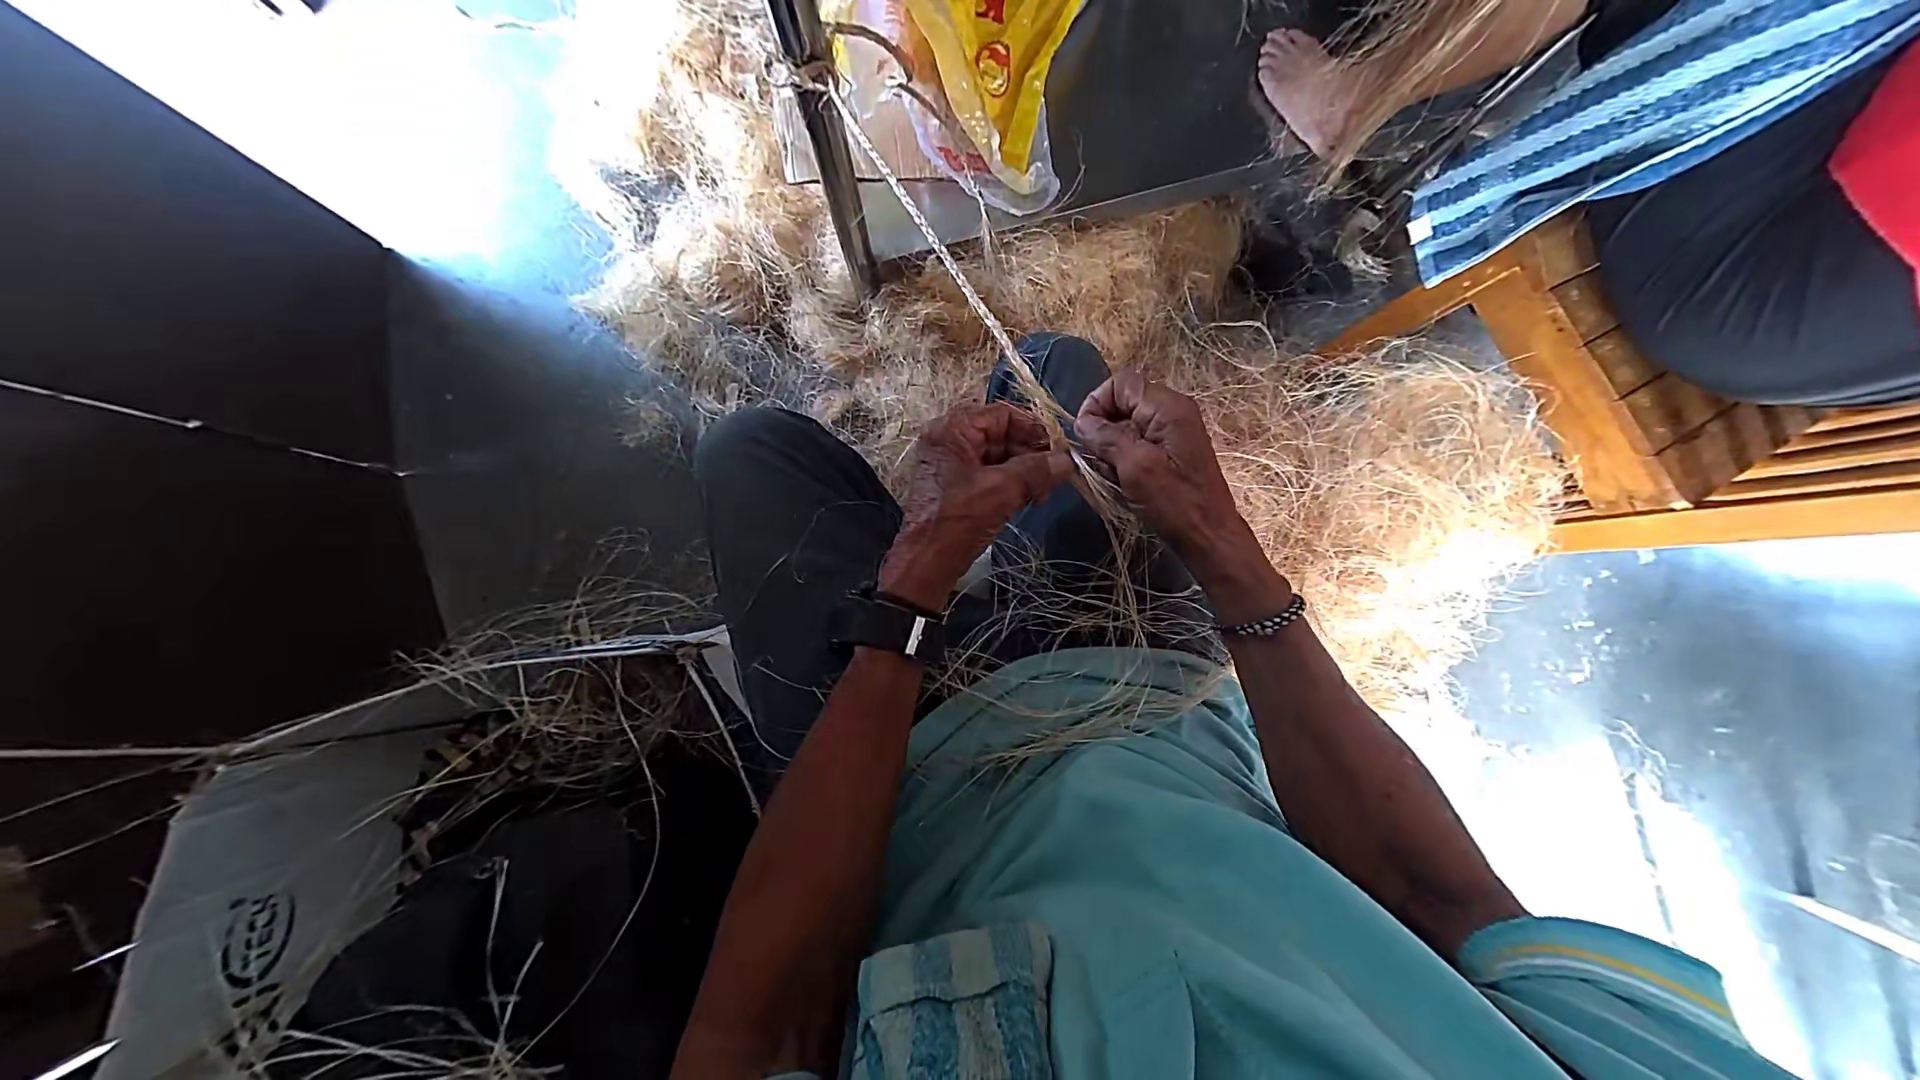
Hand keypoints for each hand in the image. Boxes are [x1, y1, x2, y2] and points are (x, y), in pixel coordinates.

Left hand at [878, 403, 1073, 611]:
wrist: (927, 561)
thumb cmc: (959, 518)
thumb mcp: (1002, 489)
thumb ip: (1037, 469)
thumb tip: (1067, 461)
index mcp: (953, 430)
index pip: (1002, 413)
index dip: (1033, 428)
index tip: (1057, 450)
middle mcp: (949, 441)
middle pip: (1001, 435)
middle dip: (1030, 454)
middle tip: (1054, 475)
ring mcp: (952, 465)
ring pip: (998, 457)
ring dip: (1024, 472)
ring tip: (1042, 493)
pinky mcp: (956, 488)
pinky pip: (990, 475)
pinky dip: (1010, 484)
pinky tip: (1028, 500)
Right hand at [1074, 372, 1291, 622]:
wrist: (1208, 537)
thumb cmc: (1174, 503)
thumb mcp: (1135, 467)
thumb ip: (1107, 438)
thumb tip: (1083, 422)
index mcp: (1168, 407)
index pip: (1122, 382)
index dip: (1097, 402)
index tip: (1084, 433)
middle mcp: (1172, 411)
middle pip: (1123, 403)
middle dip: (1102, 428)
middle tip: (1097, 460)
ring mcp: (1172, 432)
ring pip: (1126, 425)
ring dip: (1111, 447)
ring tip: (1112, 475)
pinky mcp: (1170, 451)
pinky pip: (1136, 443)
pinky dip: (1122, 458)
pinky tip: (1122, 481)